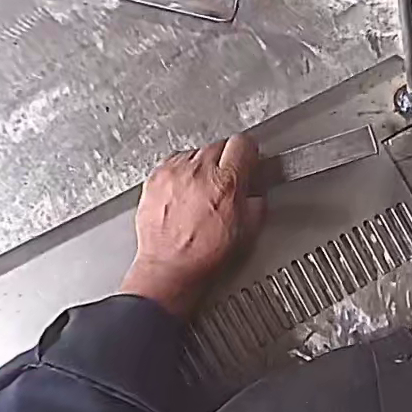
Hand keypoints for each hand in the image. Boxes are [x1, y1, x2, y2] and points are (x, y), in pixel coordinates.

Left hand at [119, 134, 264, 317]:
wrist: (170, 268)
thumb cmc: (204, 255)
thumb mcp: (247, 231)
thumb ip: (256, 203)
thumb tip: (256, 192)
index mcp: (226, 182)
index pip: (243, 143)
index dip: (248, 152)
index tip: (247, 160)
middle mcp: (198, 171)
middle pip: (218, 146)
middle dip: (224, 162)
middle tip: (224, 183)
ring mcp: (173, 173)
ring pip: (194, 153)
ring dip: (201, 167)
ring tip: (201, 192)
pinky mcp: (155, 179)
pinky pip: (172, 164)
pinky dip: (179, 174)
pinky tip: (184, 194)